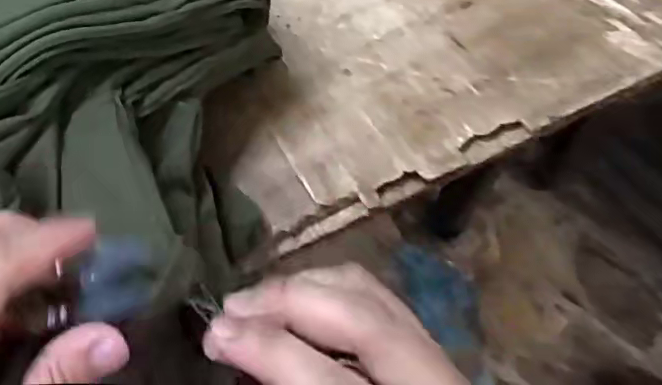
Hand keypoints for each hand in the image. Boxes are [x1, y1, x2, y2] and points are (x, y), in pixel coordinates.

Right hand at [203, 264, 468, 384]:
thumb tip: (233, 347)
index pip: (332, 381)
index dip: (267, 347)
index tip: (215, 336)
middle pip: (360, 316)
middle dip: (283, 301)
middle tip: (229, 309)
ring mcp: (445, 371)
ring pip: (370, 293)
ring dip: (303, 287)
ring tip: (256, 303)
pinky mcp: (434, 357)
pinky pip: (378, 297)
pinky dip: (328, 289)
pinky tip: (296, 302)